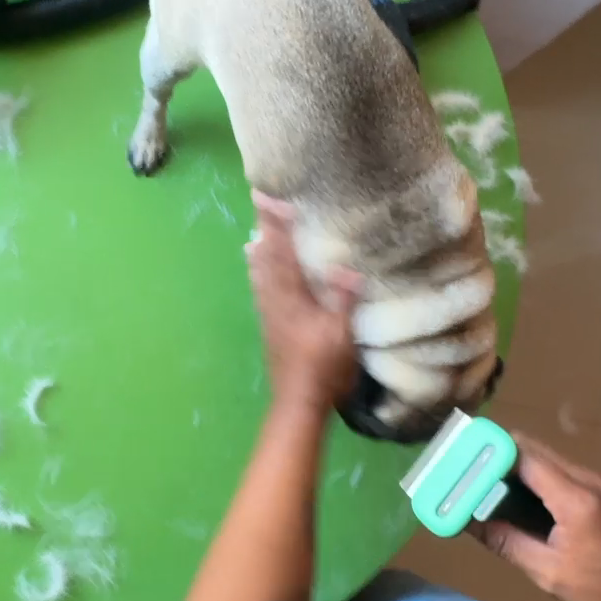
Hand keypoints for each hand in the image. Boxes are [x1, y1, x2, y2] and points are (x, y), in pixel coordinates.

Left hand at [245, 192, 359, 410]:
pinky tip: (256, 266)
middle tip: (261, 201)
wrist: (298, 401)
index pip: (282, 253)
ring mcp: (268, 313)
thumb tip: (345, 268)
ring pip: (259, 272)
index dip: (278, 225)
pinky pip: (260, 286)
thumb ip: (341, 300)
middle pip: (265, 257)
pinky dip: (258, 268)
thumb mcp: (340, 335)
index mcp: (291, 298)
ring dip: (260, 246)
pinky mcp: (269, 324)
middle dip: (265, 228)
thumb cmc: (322, 368)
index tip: (274, 198)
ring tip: (257, 229)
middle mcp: (274, 300)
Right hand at [472, 436, 600, 600]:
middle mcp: (586, 480)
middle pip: (530, 449)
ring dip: (510, 467)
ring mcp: (594, 484)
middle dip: (493, 456)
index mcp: (575, 497)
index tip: (457, 460)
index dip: (487, 454)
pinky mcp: (597, 494)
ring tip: (478, 485)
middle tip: (462, 473)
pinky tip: (510, 498)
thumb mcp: (549, 574)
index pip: (522, 455)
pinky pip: (554, 472)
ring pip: (541, 458)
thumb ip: (507, 542)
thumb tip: (466, 522)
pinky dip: (528, 478)